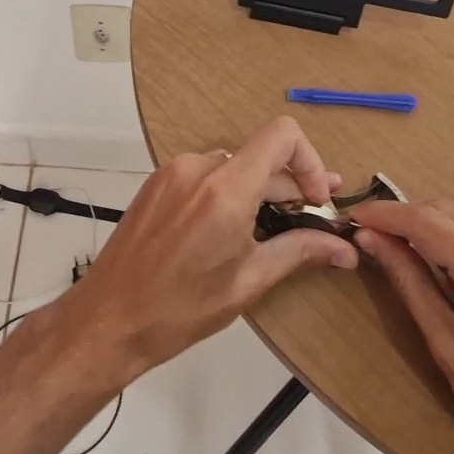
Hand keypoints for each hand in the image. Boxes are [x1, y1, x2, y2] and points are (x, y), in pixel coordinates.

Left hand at [55, 116, 358, 376]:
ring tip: (273, 228)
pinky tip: (233, 228)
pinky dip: (228, 192)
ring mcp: (173, 172)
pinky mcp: (157, 183)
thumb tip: (345, 249)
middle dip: (291, 184)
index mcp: (225, 189)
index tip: (315, 200)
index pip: (282, 135)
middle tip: (314, 217)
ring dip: (259, 190)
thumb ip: (299, 252)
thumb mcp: (248, 282)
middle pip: (260, 156)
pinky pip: (205, 174)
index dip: (310, 160)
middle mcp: (198, 168)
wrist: (109, 318)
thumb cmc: (180, 309)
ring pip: (233, 165)